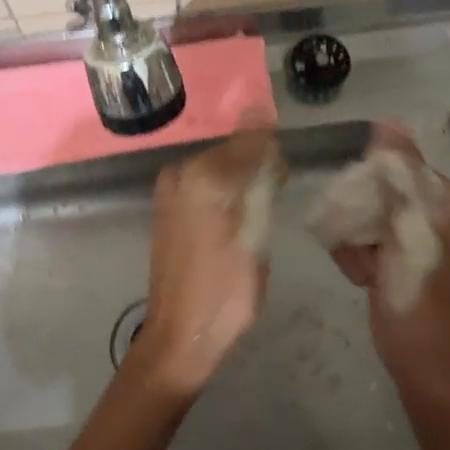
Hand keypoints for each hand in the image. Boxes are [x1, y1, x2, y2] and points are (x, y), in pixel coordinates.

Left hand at [134, 129, 279, 396]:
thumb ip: (258, 171)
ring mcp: (170, 190)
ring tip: (253, 224)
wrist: (181, 336)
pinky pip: (206, 187)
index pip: (251, 140)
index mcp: (202, 173)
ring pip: (221, 171)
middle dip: (258, 173)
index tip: (281, 187)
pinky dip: (225, 199)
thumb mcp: (254, 230)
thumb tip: (261, 113)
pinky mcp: (168, 209)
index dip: (273, 163)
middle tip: (269, 209)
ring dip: (242, 188)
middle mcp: (180, 172)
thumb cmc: (226, 289)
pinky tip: (233, 228)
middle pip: (233, 153)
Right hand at [328, 123, 449, 387]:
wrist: (423, 363)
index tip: (364, 216)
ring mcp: (411, 235)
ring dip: (353, 242)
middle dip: (357, 219)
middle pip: (371, 190)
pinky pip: (359, 238)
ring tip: (368, 271)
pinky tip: (365, 280)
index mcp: (444, 197)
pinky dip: (354, 258)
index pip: (390, 166)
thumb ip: (397, 173)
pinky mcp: (394, 256)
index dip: (368, 189)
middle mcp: (430, 210)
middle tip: (369, 251)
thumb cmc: (419, 294)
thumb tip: (387, 119)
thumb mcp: (407, 227)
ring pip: (358, 215)